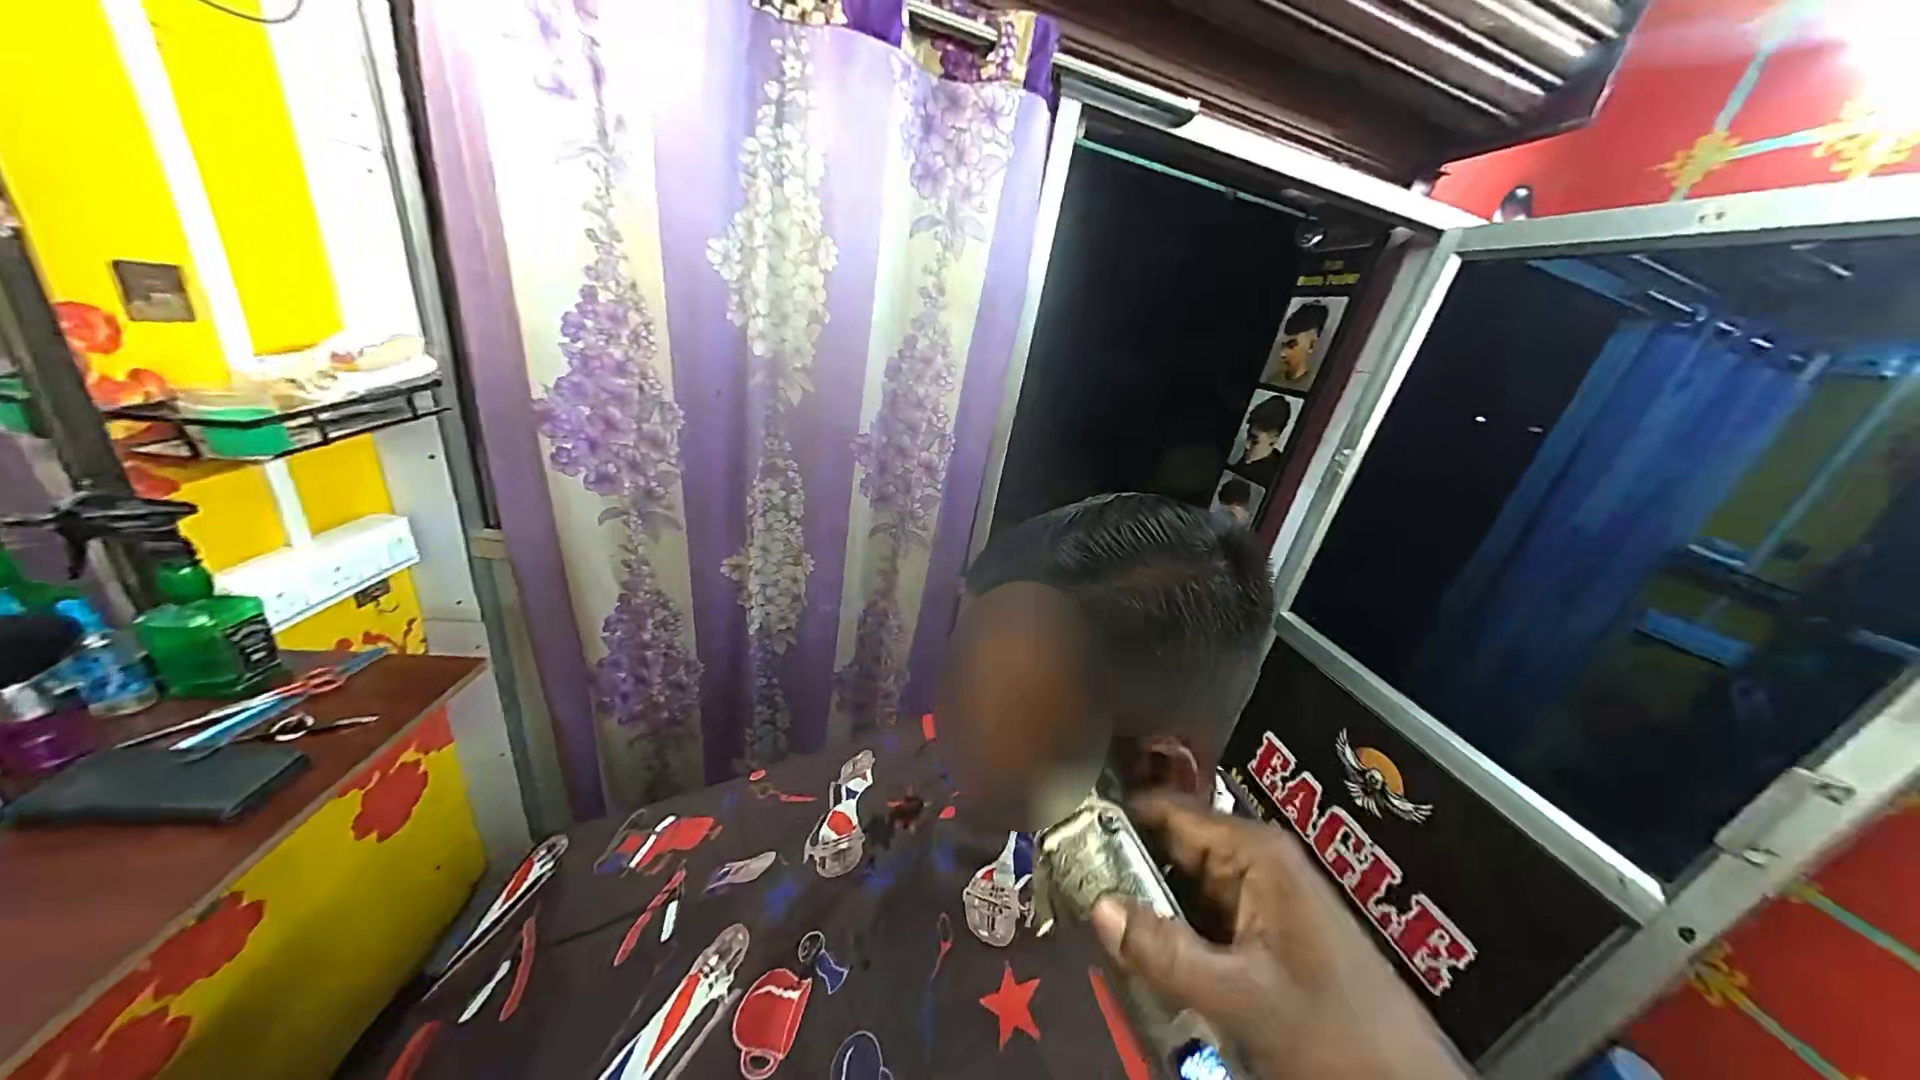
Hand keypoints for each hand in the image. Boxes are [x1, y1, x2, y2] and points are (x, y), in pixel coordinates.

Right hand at [1090, 794, 1472, 1079]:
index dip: (1117, 819)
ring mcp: (1258, 899)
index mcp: (1255, 853)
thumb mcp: (1245, 999)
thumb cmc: (1339, 1038)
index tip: (1066, 837)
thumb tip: (1095, 907)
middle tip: (1069, 889)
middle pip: (1169, 849)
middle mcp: (1254, 863)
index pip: (1168, 812)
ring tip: (1090, 921)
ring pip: (1180, 888)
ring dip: (1143, 908)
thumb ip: (1166, 953)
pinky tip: (1137, 956)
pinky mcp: (1260, 935)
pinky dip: (1168, 935)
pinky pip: (1199, 921)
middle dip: (1123, 870)